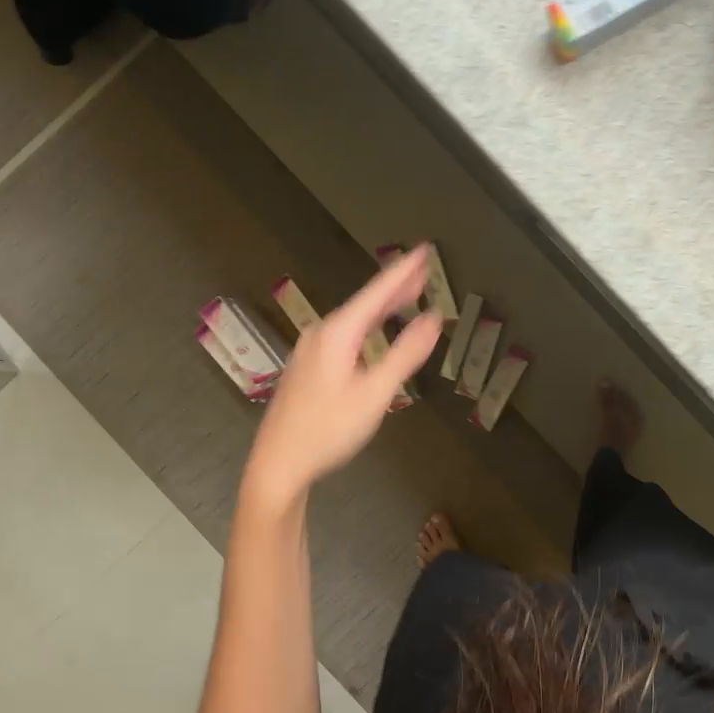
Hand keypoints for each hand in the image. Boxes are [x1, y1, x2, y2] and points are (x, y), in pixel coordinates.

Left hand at [243, 246, 443, 506]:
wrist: (278, 463)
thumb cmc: (328, 430)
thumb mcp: (375, 394)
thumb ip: (405, 354)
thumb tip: (435, 318)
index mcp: (338, 334)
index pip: (377, 292)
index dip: (403, 271)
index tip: (424, 249)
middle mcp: (322, 333)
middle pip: (365, 302)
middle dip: (397, 285)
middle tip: (424, 267)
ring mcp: (312, 349)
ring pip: (356, 319)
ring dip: (384, 306)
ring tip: (410, 293)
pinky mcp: (310, 366)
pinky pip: (346, 333)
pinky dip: (370, 324)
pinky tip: (377, 330)